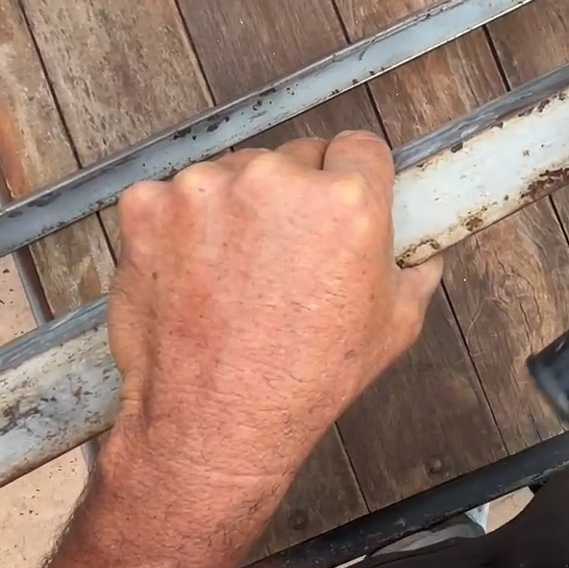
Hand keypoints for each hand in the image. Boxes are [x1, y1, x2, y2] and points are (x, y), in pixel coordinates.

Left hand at [98, 132, 442, 559]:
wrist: (216, 422)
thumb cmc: (311, 378)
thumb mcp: (398, 325)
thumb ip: (415, 267)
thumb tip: (420, 246)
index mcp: (349, 201)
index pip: (361, 146)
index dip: (357, 176)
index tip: (347, 197)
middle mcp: (277, 180)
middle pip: (298, 156)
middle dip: (301, 194)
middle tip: (294, 251)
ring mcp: (205, 186)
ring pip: (237, 174)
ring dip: (243, 206)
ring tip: (242, 272)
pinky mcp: (148, 204)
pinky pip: (180, 196)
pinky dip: (188, 225)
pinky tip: (200, 273)